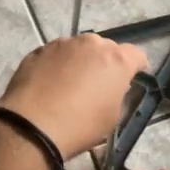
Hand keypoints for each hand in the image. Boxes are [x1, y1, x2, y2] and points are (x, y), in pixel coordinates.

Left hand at [0, 34, 148, 158]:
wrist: (31, 125)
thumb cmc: (80, 125)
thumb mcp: (112, 116)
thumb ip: (117, 94)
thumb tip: (110, 86)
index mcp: (116, 60)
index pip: (136, 55)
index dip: (137, 66)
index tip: (133, 77)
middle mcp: (90, 44)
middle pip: (105, 48)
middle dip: (106, 62)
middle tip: (99, 83)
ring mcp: (62, 44)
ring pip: (78, 48)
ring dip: (80, 61)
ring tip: (71, 84)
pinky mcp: (38, 50)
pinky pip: (56, 54)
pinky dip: (58, 65)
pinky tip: (50, 84)